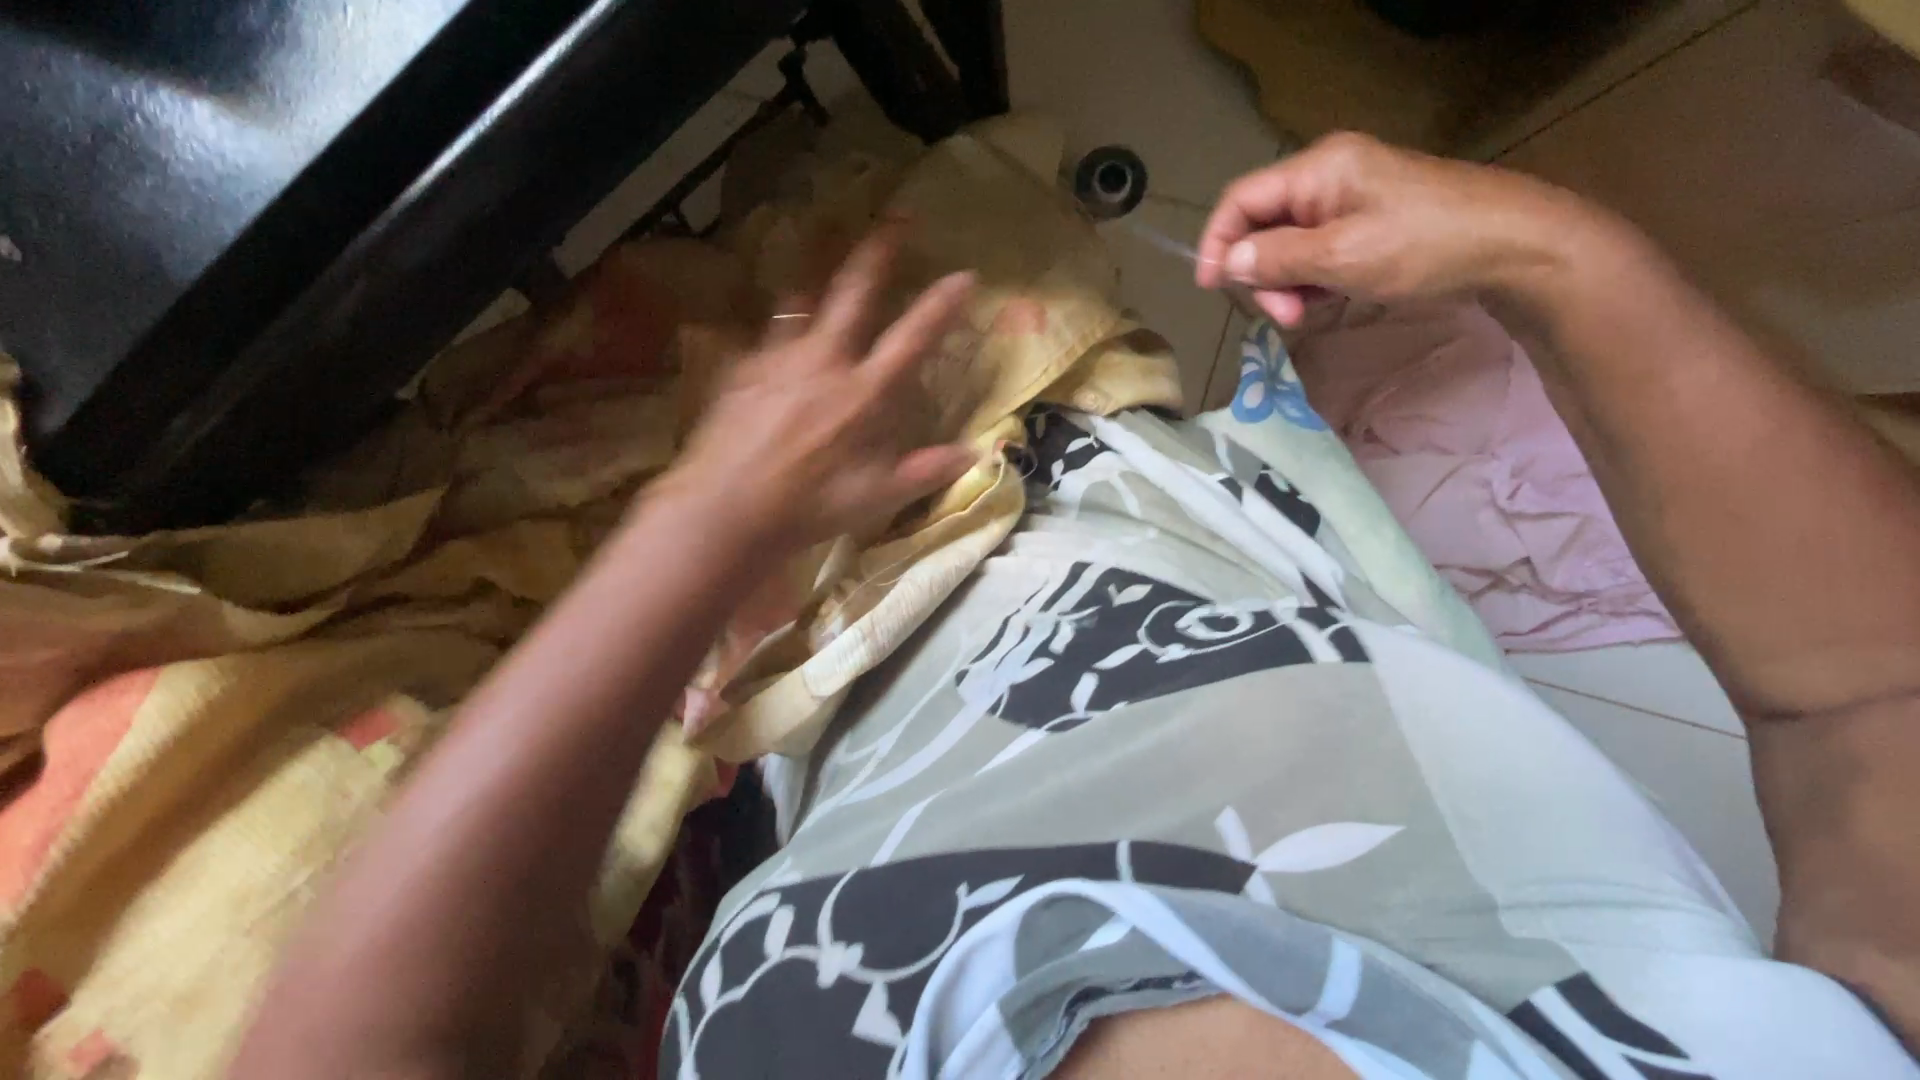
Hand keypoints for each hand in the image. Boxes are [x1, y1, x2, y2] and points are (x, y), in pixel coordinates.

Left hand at [664, 225, 979, 550]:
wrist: (726, 508)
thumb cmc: (808, 507)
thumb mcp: (876, 497)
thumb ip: (925, 471)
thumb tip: (975, 455)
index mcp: (863, 393)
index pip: (912, 338)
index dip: (940, 305)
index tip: (964, 275)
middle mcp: (825, 362)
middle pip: (853, 292)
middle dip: (878, 251)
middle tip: (895, 218)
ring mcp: (779, 359)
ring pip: (802, 300)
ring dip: (819, 268)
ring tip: (823, 239)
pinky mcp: (743, 368)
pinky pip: (765, 334)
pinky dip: (778, 324)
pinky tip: (777, 327)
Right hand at [1195, 132, 1622, 325]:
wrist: (1514, 247)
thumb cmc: (1425, 246)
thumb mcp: (1342, 256)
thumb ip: (1278, 259)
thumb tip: (1228, 263)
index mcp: (1319, 169)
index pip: (1242, 199)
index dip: (1218, 241)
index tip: (1210, 286)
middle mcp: (1328, 177)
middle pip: (1263, 226)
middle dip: (1263, 274)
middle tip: (1284, 314)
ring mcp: (1350, 200)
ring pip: (1289, 246)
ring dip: (1288, 284)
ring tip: (1309, 313)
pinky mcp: (1368, 223)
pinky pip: (1318, 252)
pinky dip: (1314, 281)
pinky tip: (1331, 300)